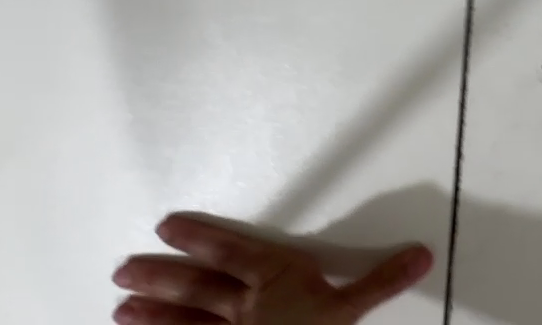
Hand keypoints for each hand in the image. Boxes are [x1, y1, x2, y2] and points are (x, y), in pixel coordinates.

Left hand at [113, 212, 432, 324]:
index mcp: (273, 283)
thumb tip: (423, 252)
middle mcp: (241, 310)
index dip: (200, 238)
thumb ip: (381, 280)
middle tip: (123, 268)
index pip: (231, 254)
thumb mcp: (352, 311)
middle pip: (195, 290)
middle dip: (161, 277)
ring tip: (118, 308)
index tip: (167, 226)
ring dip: (150, 318)